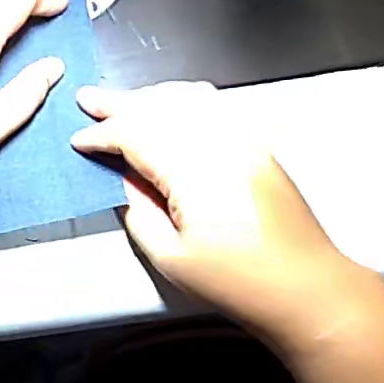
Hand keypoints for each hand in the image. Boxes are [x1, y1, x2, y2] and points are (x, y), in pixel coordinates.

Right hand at [70, 82, 383, 345]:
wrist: (302, 285)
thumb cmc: (241, 280)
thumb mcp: (170, 257)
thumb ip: (139, 212)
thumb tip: (126, 182)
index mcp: (193, 172)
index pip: (135, 136)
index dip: (102, 136)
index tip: (81, 140)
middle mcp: (220, 145)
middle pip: (159, 108)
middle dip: (119, 102)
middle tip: (89, 99)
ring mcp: (243, 141)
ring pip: (187, 99)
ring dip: (150, 97)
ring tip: (124, 100)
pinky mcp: (257, 146)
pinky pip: (216, 106)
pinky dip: (185, 100)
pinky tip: (172, 105)